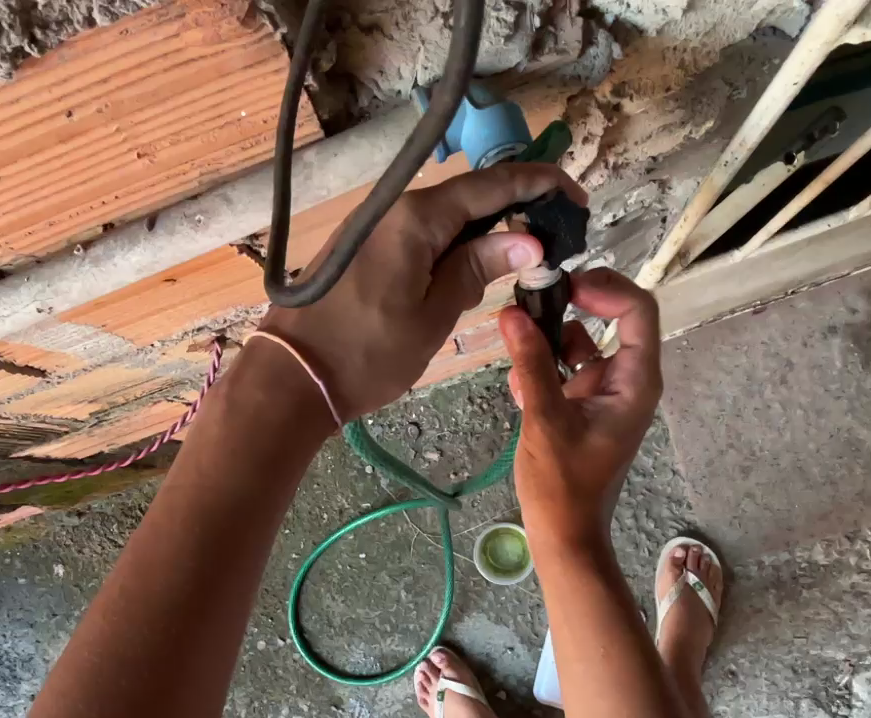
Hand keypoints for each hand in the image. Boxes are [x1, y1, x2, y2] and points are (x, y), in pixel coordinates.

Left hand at [259, 163, 585, 418]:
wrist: (293, 378)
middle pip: (468, 197)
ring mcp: (374, 227)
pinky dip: (452, 248)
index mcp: (416, 216)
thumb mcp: (432, 316)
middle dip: (516, 212)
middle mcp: (394, 208)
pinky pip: (420, 237)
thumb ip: (477, 270)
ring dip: (484, 234)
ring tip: (522, 259)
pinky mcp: (363, 250)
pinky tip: (471, 272)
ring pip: (444, 219)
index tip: (577, 198)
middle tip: (555, 239)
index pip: (492, 185)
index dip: (539, 187)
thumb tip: (527, 238)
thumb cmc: (366, 354)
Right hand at [503, 268, 661, 554]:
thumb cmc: (562, 485)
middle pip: (610, 319)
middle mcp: (626, 381)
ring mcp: (604, 394)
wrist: (564, 534)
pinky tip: (517, 384)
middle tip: (529, 303)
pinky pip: (567, 370)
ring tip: (516, 346)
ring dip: (549, 340)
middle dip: (569, 308)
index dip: (605, 287)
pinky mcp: (583, 407)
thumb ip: (531, 364)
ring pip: (582, 343)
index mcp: (635, 382)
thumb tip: (511, 313)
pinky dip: (544, 368)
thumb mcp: (544, 420)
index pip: (637, 310)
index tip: (563, 285)